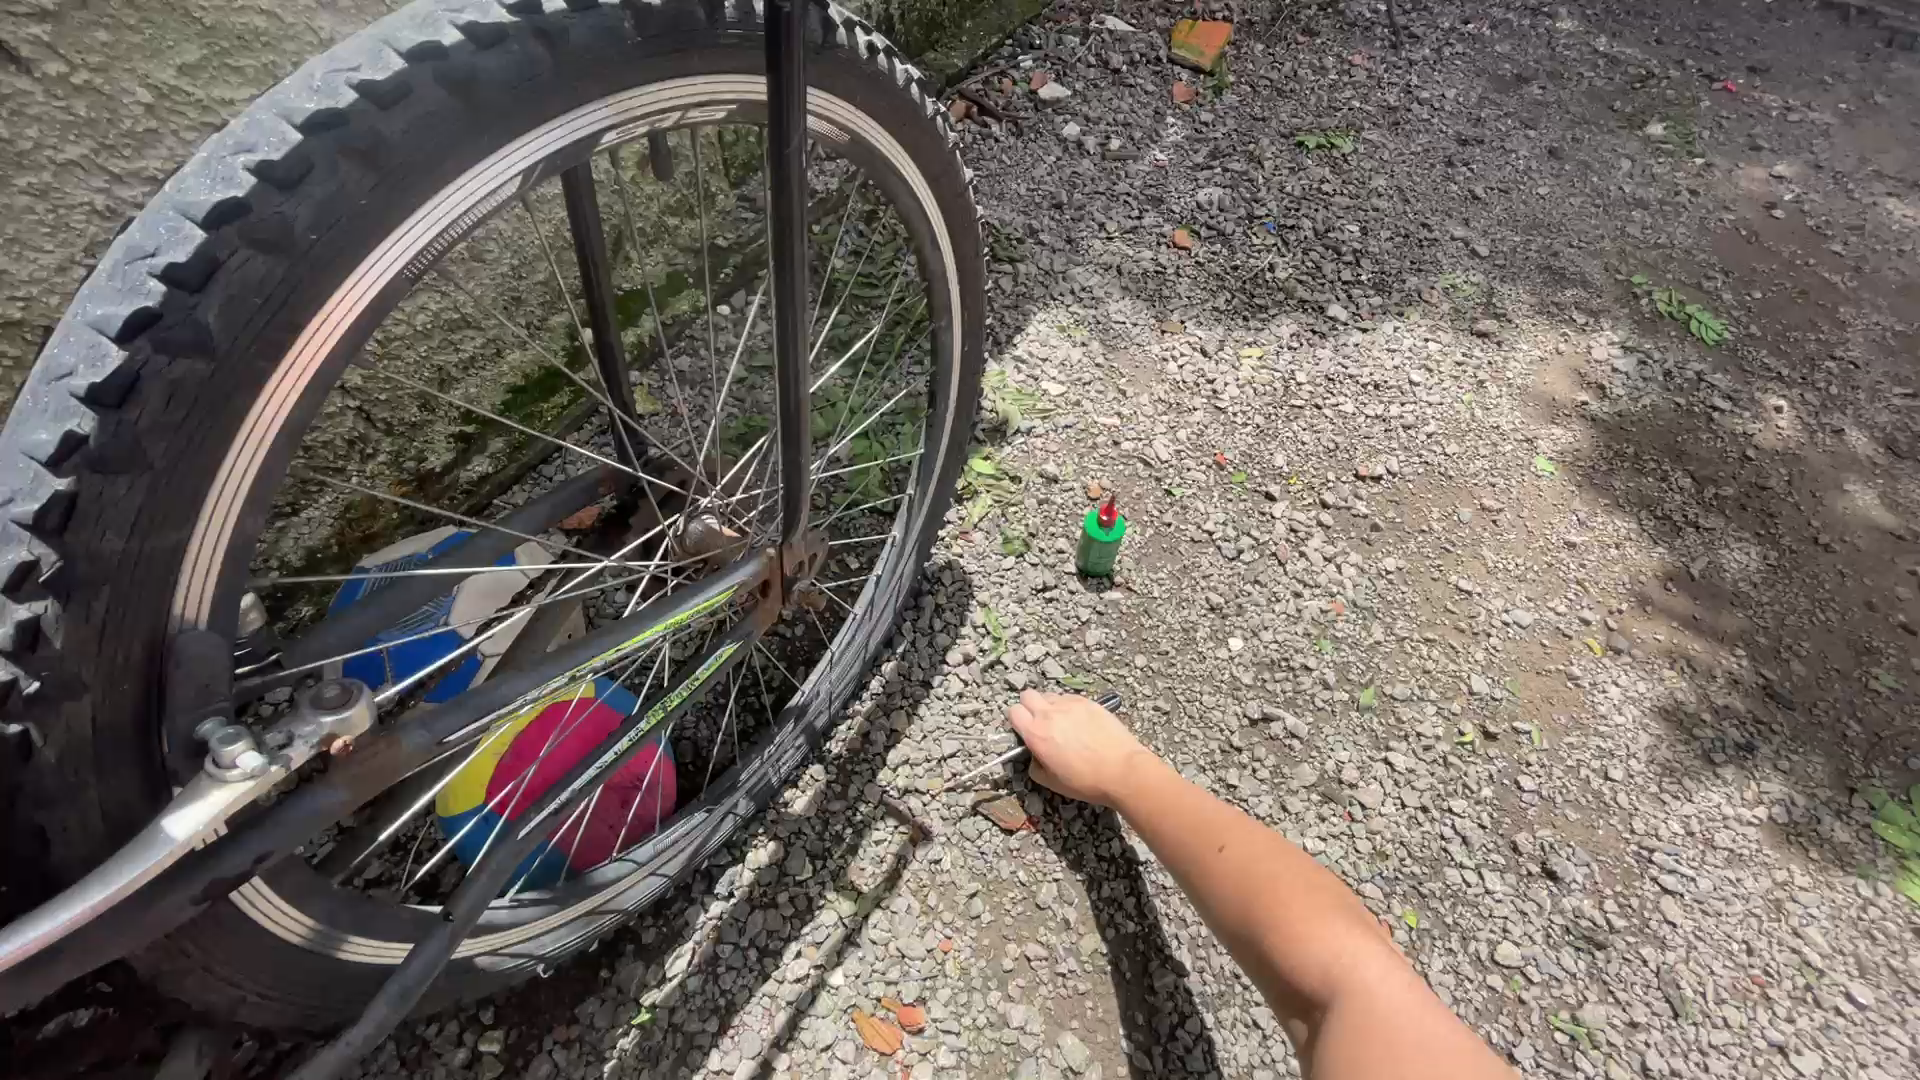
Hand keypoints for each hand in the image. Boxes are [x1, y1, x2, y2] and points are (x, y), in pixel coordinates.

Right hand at [1006, 690, 1154, 806]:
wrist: (1122, 770)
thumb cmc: (1087, 781)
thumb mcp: (1052, 783)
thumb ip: (1035, 766)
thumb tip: (1035, 756)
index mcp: (1036, 733)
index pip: (1013, 711)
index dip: (1017, 720)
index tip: (1024, 729)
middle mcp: (1049, 714)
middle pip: (1028, 695)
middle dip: (1029, 706)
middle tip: (1040, 722)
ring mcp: (1070, 705)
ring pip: (1050, 695)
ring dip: (1050, 706)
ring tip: (1062, 722)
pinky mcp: (1088, 702)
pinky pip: (1070, 698)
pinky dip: (1069, 707)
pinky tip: (1080, 722)